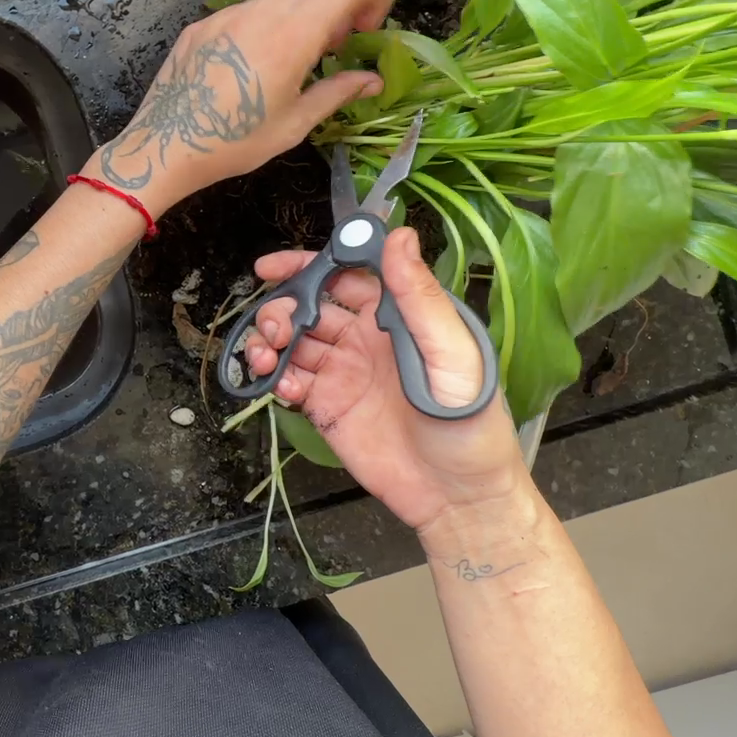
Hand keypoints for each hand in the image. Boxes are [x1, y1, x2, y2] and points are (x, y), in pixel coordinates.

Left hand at [88, 0, 395, 212]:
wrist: (160, 149)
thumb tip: (372, 80)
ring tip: (296, 59)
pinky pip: (246, 11)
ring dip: (304, 9)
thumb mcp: (292, 126)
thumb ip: (337, 93)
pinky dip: (266, 24)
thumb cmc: (230, 144)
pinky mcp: (200, 26)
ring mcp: (224, 16)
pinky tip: (253, 67)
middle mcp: (257, 13)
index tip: (367, 30)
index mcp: (289, 35)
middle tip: (337, 40)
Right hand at [244, 227, 528, 533]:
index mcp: (395, 320)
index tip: (272, 266)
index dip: (306, 266)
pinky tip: (280, 388)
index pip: (343, 277)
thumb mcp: (454, 356)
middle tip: (274, 327)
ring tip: (266, 357)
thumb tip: (400, 237)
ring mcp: (340, 374)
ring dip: (269, 343)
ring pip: (290, 343)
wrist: (456, 499)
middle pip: (306, 309)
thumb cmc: (471, 428)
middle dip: (280, 310)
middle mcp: (362, 341)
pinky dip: (274, 379)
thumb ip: (419, 298)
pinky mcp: (325, 406)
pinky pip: (288, 382)